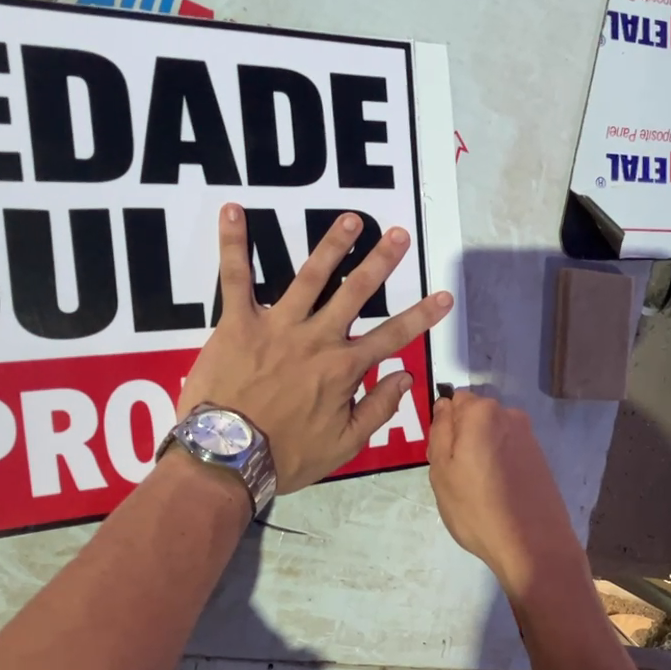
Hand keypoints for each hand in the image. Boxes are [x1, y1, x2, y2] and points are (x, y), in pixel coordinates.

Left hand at [177, 205, 451, 493]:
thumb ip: (378, 408)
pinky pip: (235, 278)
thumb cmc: (287, 456)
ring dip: (332, 245)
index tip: (444, 296)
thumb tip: (406, 376)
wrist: (226, 458)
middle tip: (398, 234)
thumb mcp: (345, 444)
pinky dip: (233, 244)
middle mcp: (317, 339)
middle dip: (381, 262)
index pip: (393, 337)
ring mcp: (277, 326)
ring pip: (309, 277)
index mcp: (344, 368)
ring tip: (351, 219)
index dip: (422, 316)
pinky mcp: (238, 323)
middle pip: (356, 293)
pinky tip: (233, 211)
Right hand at [428, 391, 585, 596]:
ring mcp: (529, 437)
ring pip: (492, 436)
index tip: (443, 457)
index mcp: (483, 412)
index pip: (454, 401)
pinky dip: (500, 466)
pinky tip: (499, 494)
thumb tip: (444, 406)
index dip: (444, 428)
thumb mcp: (441, 471)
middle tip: (457, 477)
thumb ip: (439, 430)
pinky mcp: (540, 458)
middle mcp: (510, 415)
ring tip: (478, 491)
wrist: (533, 545)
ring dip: (482, 454)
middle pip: (475, 417)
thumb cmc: (477, 508)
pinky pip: (510, 452)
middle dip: (463, 439)